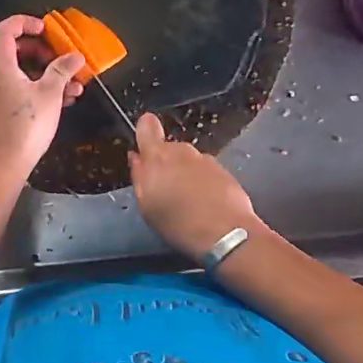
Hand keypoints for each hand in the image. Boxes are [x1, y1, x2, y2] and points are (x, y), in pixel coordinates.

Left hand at [0, 15, 83, 177]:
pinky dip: (38, 87)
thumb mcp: (50, 94)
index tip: (46, 29)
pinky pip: (17, 87)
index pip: (5, 30)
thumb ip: (62, 70)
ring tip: (74, 83)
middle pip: (13, 49)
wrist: (5, 162)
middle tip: (62, 59)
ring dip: (47, 73)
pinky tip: (64, 98)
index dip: (25, 22)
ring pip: (20, 71)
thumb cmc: (27, 124)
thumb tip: (75, 56)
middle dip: (42, 51)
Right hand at [128, 112, 261, 254]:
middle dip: (166, 164)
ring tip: (187, 202)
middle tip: (165, 190)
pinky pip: (207, 173)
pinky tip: (205, 205)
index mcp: (157, 157)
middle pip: (169, 149)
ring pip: (189, 162)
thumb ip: (139, 175)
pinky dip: (203, 184)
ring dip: (185, 175)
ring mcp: (207, 161)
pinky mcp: (226, 173)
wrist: (226, 234)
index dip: (144, 128)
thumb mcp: (146, 204)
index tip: (144, 139)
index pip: (147, 127)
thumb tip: (136, 157)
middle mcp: (183, 152)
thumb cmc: (177, 221)